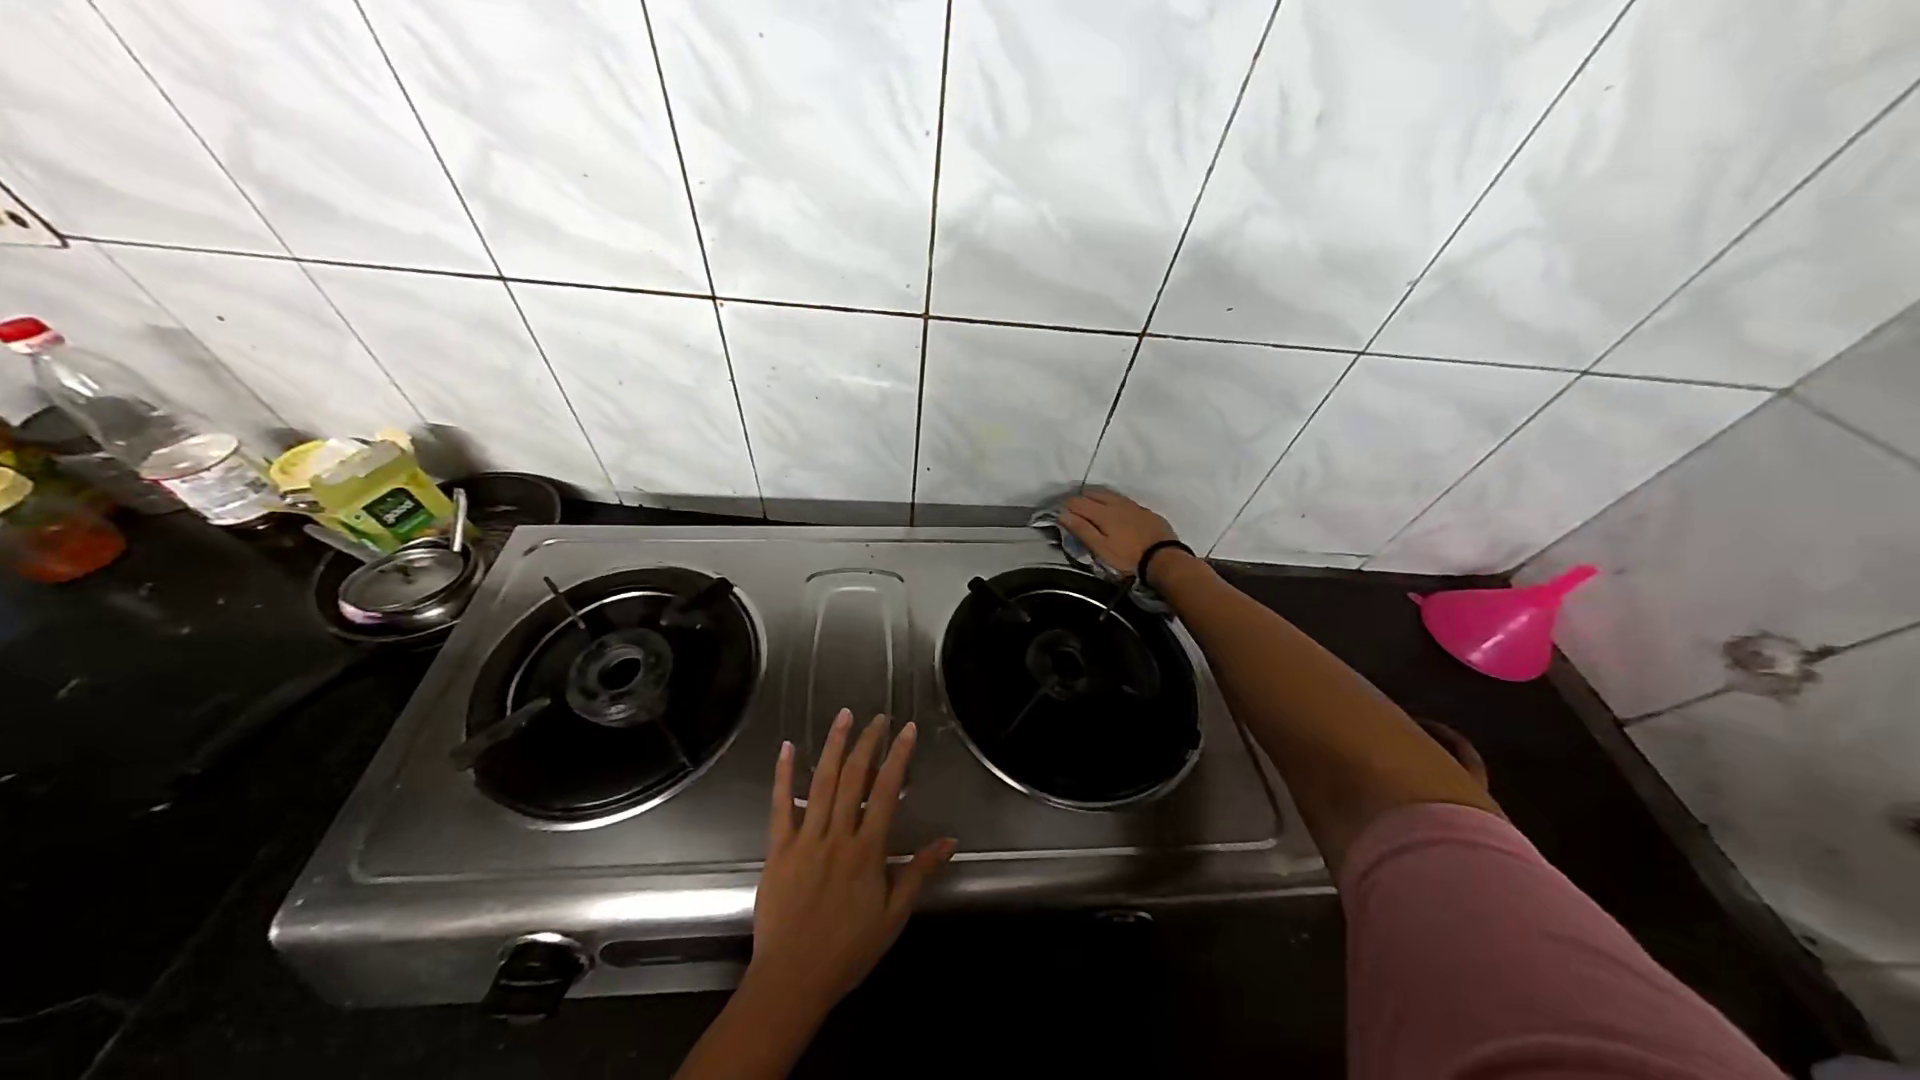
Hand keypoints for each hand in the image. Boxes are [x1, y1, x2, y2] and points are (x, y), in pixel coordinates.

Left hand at [750, 709, 955, 1007]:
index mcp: (867, 852)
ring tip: (843, 716)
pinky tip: (787, 748)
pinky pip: (780, 805)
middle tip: (878, 717)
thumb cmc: (848, 950)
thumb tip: (949, 841)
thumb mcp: (893, 915)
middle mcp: (837, 837)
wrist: (793, 979)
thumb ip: (919, 872)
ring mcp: (804, 840)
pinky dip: (784, 775)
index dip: (898, 757)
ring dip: (833, 746)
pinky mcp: (778, 849)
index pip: (886, 792)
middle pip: (854, 778)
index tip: (907, 730)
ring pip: (821, 783)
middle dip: (868, 743)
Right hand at [1059, 491, 1179, 576]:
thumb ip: (1082, 530)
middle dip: (1080, 498)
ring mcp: (1132, 506)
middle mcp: (1116, 503)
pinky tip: (1115, 510)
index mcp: (1102, 512)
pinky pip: (1123, 500)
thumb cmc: (1128, 557)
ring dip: (1097, 497)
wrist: (1163, 558)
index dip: (1066, 506)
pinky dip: (1113, 502)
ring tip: (1091, 506)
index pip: (1078, 502)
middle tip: (1074, 509)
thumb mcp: (1101, 548)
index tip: (1060, 513)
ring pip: (1109, 494)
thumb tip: (1063, 514)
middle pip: (1093, 493)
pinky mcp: (1145, 511)